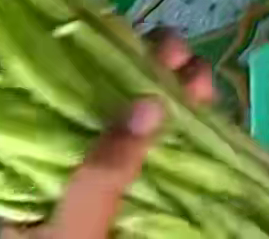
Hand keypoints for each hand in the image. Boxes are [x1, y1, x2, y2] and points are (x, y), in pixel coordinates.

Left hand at [14, 30, 216, 238]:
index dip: (109, 62)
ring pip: (165, 104)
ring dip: (186, 81)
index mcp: (55, 167)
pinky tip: (213, 99)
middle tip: (180, 59)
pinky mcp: (177, 174)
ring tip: (201, 80)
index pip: (77, 95)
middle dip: (160, 66)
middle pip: (129, 93)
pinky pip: (191, 130)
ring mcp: (141, 162)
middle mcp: (99, 154)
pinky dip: (204, 109)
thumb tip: (150, 101)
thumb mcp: (69, 236)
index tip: (138, 48)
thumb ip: (100, 176)